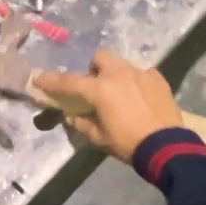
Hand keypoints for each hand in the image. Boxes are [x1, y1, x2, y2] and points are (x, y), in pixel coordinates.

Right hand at [32, 50, 183, 161]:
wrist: (167, 146)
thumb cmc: (128, 143)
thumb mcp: (100, 138)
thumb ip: (84, 124)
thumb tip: (75, 116)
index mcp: (100, 90)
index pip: (69, 82)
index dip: (51, 80)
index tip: (38, 78)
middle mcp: (119, 74)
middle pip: (100, 58)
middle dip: (94, 70)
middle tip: (96, 88)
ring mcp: (141, 73)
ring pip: (121, 64)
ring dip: (115, 75)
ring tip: (120, 93)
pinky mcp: (158, 78)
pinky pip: (141, 73)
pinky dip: (135, 82)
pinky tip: (139, 98)